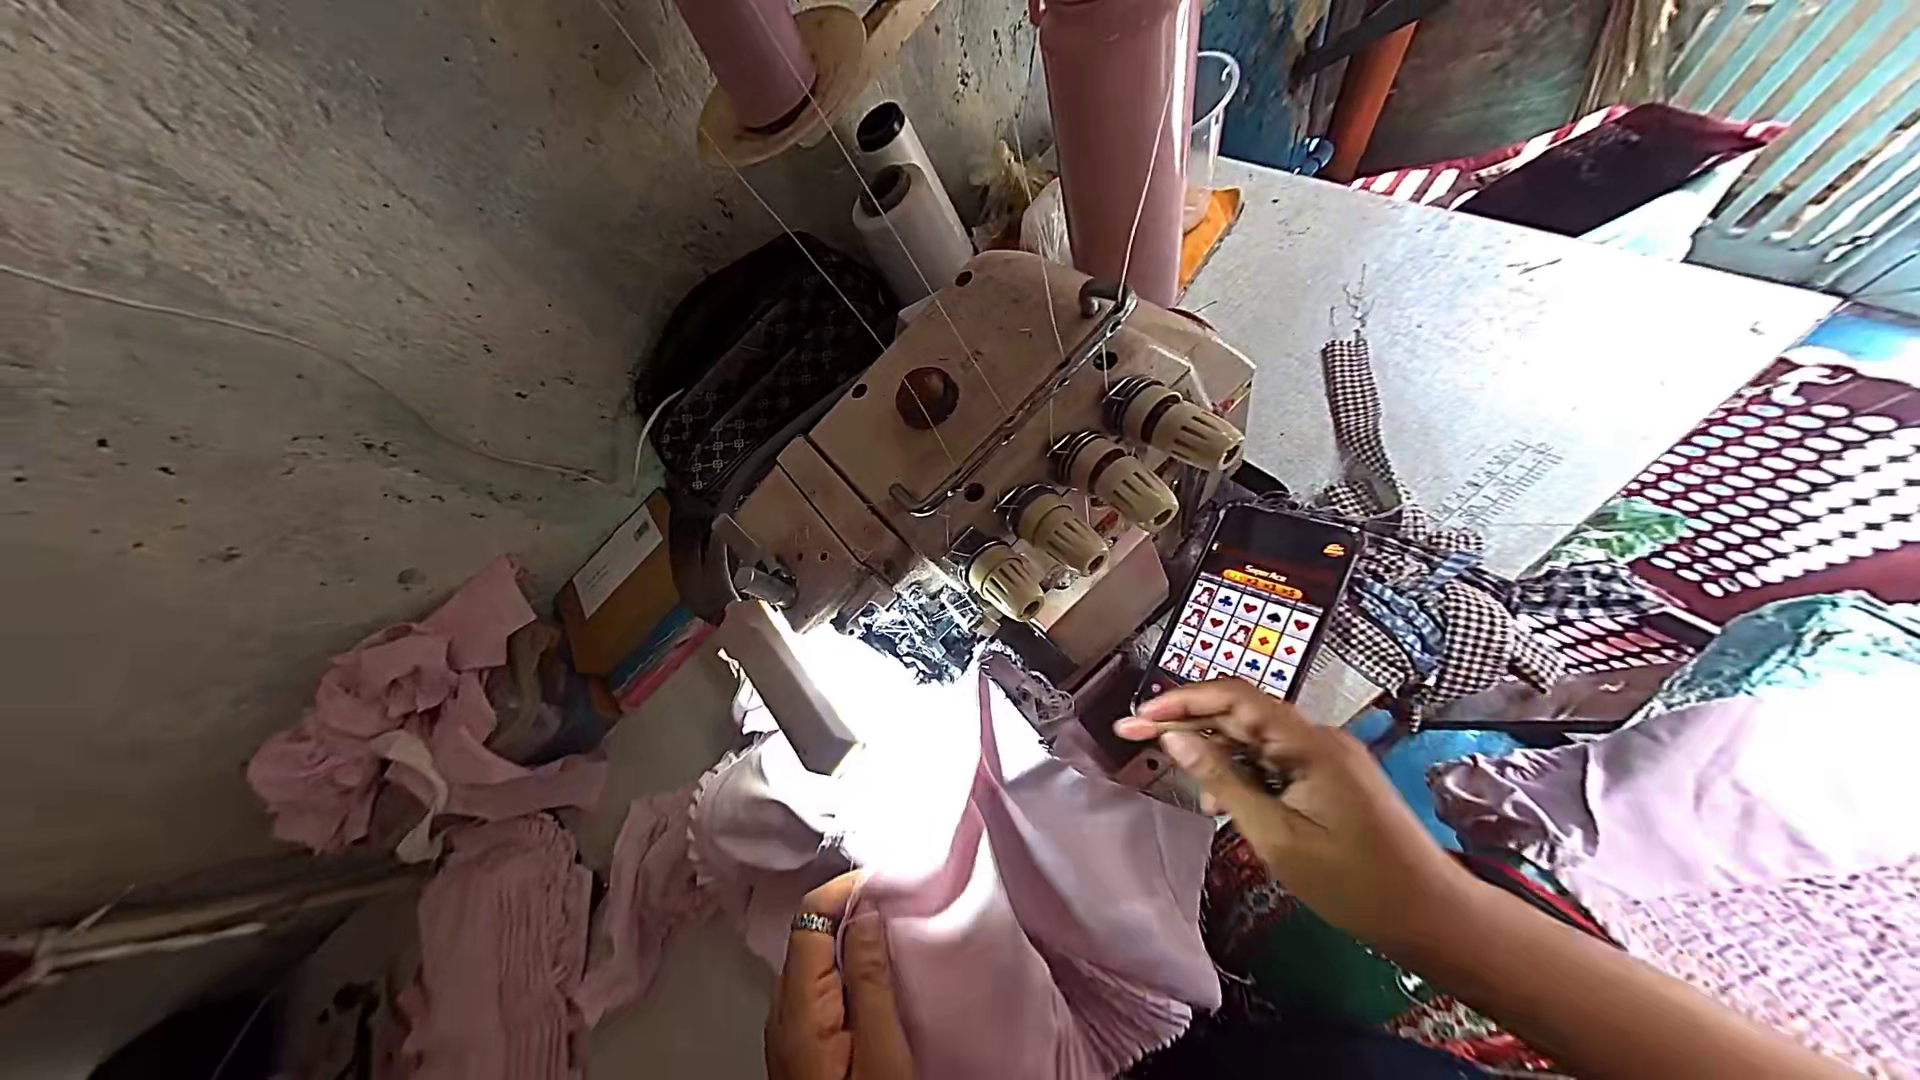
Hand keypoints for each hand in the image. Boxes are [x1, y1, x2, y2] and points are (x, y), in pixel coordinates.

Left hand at [765, 872, 913, 1079]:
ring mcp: (789, 1028)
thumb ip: (868, 976)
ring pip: (816, 955)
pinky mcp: (803, 1042)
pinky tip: (875, 967)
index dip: (846, 889)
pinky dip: (847, 962)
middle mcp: (783, 1011)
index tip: (886, 882)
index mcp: (797, 1008)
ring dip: (851, 934)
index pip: (810, 916)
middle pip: (810, 932)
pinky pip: (821, 982)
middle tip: (897, 901)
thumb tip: (865, 910)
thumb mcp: (880, 1053)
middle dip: (852, 907)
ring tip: (892, 928)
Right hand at [1116, 679, 1477, 952]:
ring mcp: (1323, 752)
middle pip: (1238, 712)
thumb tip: (1177, 740)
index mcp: (1308, 743)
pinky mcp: (1326, 772)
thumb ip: (1224, 781)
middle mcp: (1315, 735)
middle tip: (1137, 735)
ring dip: (1212, 751)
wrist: (1437, 918)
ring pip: (1252, 736)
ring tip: (1183, 779)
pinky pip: (1271, 758)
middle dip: (1185, 721)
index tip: (1140, 717)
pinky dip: (1241, 771)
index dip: (1180, 700)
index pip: (1233, 697)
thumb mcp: (1277, 836)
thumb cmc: (1356, 884)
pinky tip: (1223, 799)